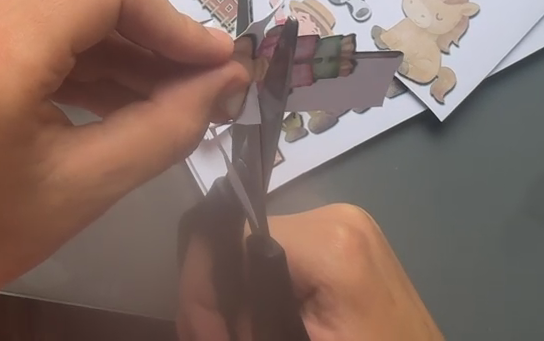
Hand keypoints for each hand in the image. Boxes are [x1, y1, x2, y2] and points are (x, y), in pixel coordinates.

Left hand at [0, 0, 248, 333]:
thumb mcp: (86, 188)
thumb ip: (166, 126)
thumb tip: (226, 80)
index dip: (171, 17)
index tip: (217, 62)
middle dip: (152, 30)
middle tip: (204, 81)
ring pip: (65, 5)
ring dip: (123, 44)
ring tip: (175, 95)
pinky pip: (38, 26)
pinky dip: (86, 54)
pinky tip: (126, 94)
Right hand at [177, 205, 443, 340]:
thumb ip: (248, 312)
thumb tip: (196, 312)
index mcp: (330, 241)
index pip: (232, 238)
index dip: (203, 287)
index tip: (198, 335)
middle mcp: (335, 214)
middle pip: (240, 239)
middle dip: (216, 292)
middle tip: (206, 335)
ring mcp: (344, 221)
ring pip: (255, 244)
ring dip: (236, 291)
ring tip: (230, 331)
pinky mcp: (347, 237)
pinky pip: (282, 251)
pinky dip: (261, 286)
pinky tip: (258, 320)